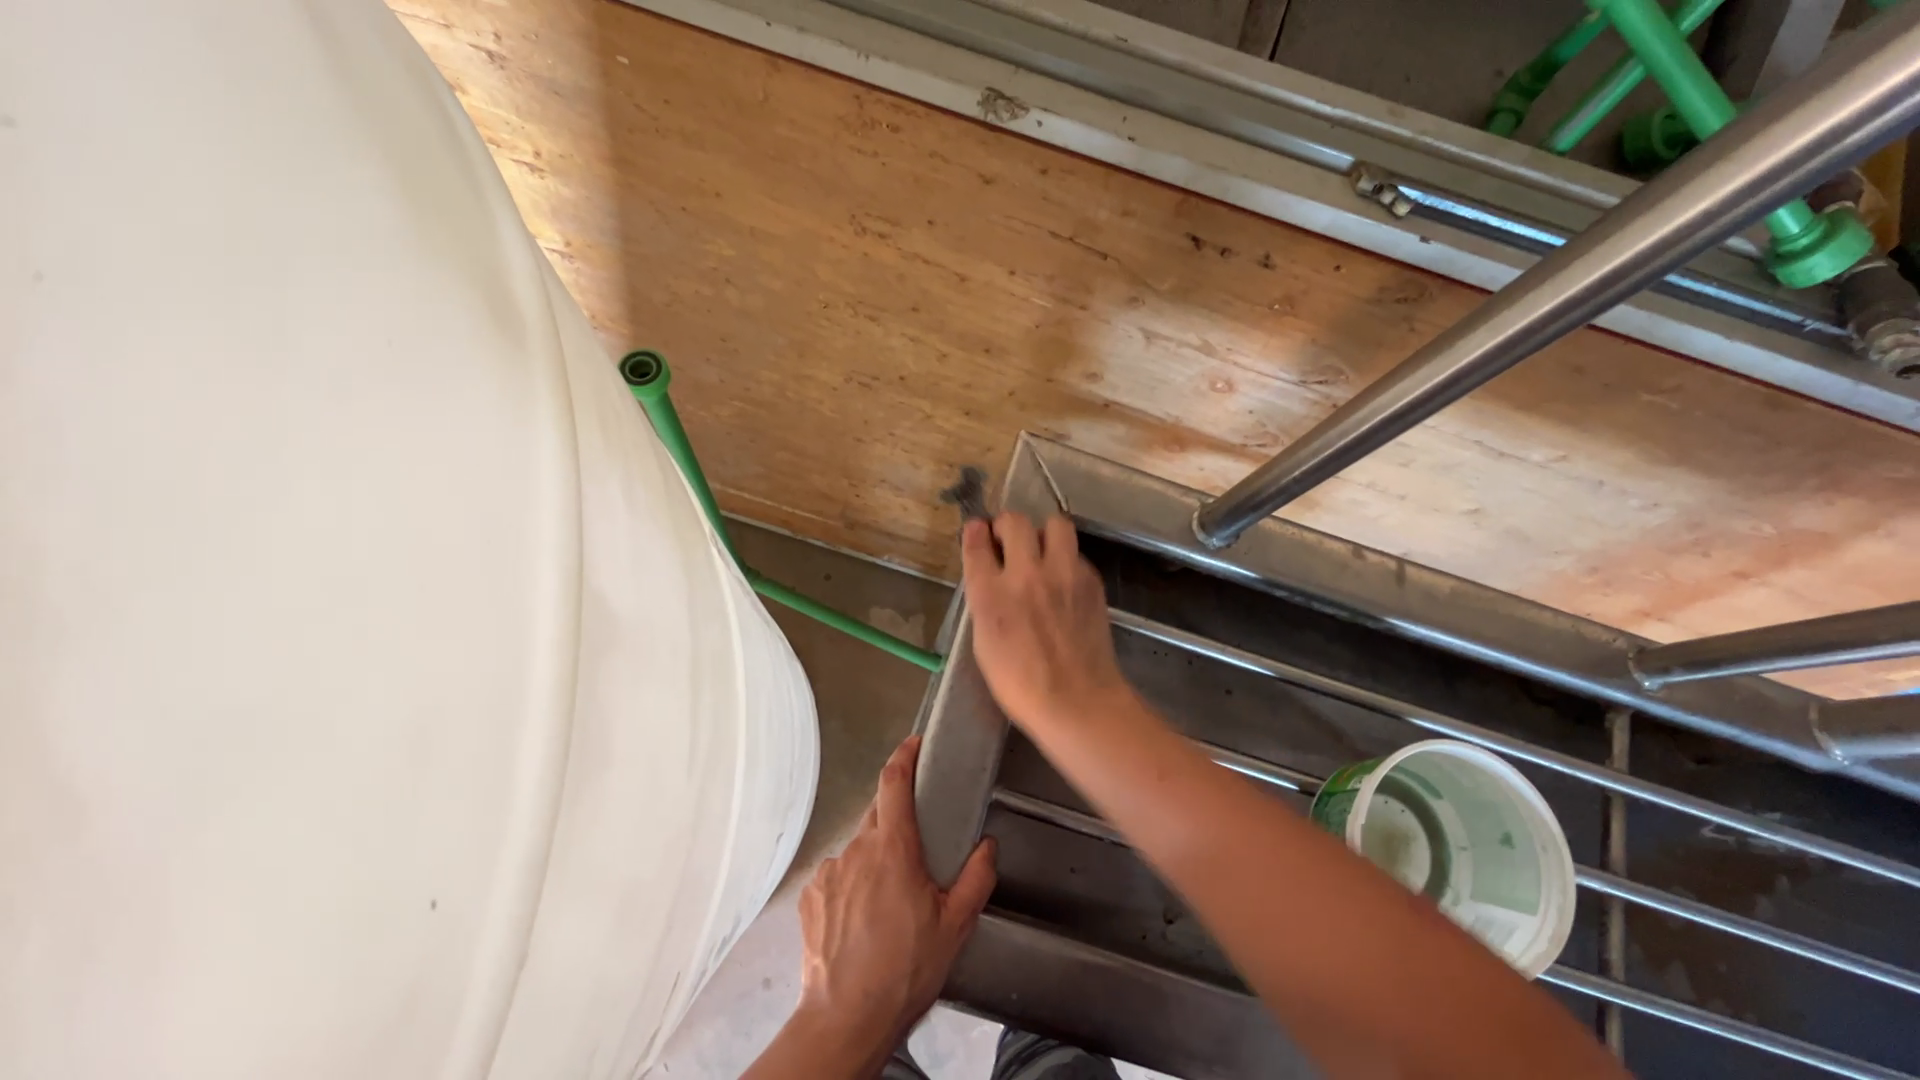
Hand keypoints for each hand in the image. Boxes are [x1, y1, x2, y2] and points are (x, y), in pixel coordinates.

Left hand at [792, 736, 996, 1060]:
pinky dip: (853, 885)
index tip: (912, 745)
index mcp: (893, 848)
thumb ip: (976, 877)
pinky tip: (865, 920)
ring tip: (891, 904)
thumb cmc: (905, 969)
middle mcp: (855, 850)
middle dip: (898, 822)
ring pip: (858, 849)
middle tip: (918, 853)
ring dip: (875, 861)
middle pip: (878, 815)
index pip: (894, 783)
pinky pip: (838, 875)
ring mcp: (829, 872)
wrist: (847, 1016)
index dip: (903, 757)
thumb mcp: (956, 925)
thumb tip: (986, 847)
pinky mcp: (811, 895)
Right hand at [962, 513, 1131, 733]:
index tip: (977, 531)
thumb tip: (989, 579)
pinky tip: (1064, 581)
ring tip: (1041, 552)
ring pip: (1055, 524)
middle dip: (1007, 526)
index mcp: (991, 593)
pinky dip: (1067, 560)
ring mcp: (1063, 574)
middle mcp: (1026, 574)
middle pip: (1014, 521)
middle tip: (1008, 541)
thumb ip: (985, 602)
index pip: (976, 543)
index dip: (974, 533)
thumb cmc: (1020, 685)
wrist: (1077, 701)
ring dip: (1044, 533)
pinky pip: (1076, 554)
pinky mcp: (1091, 581)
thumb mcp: (984, 643)